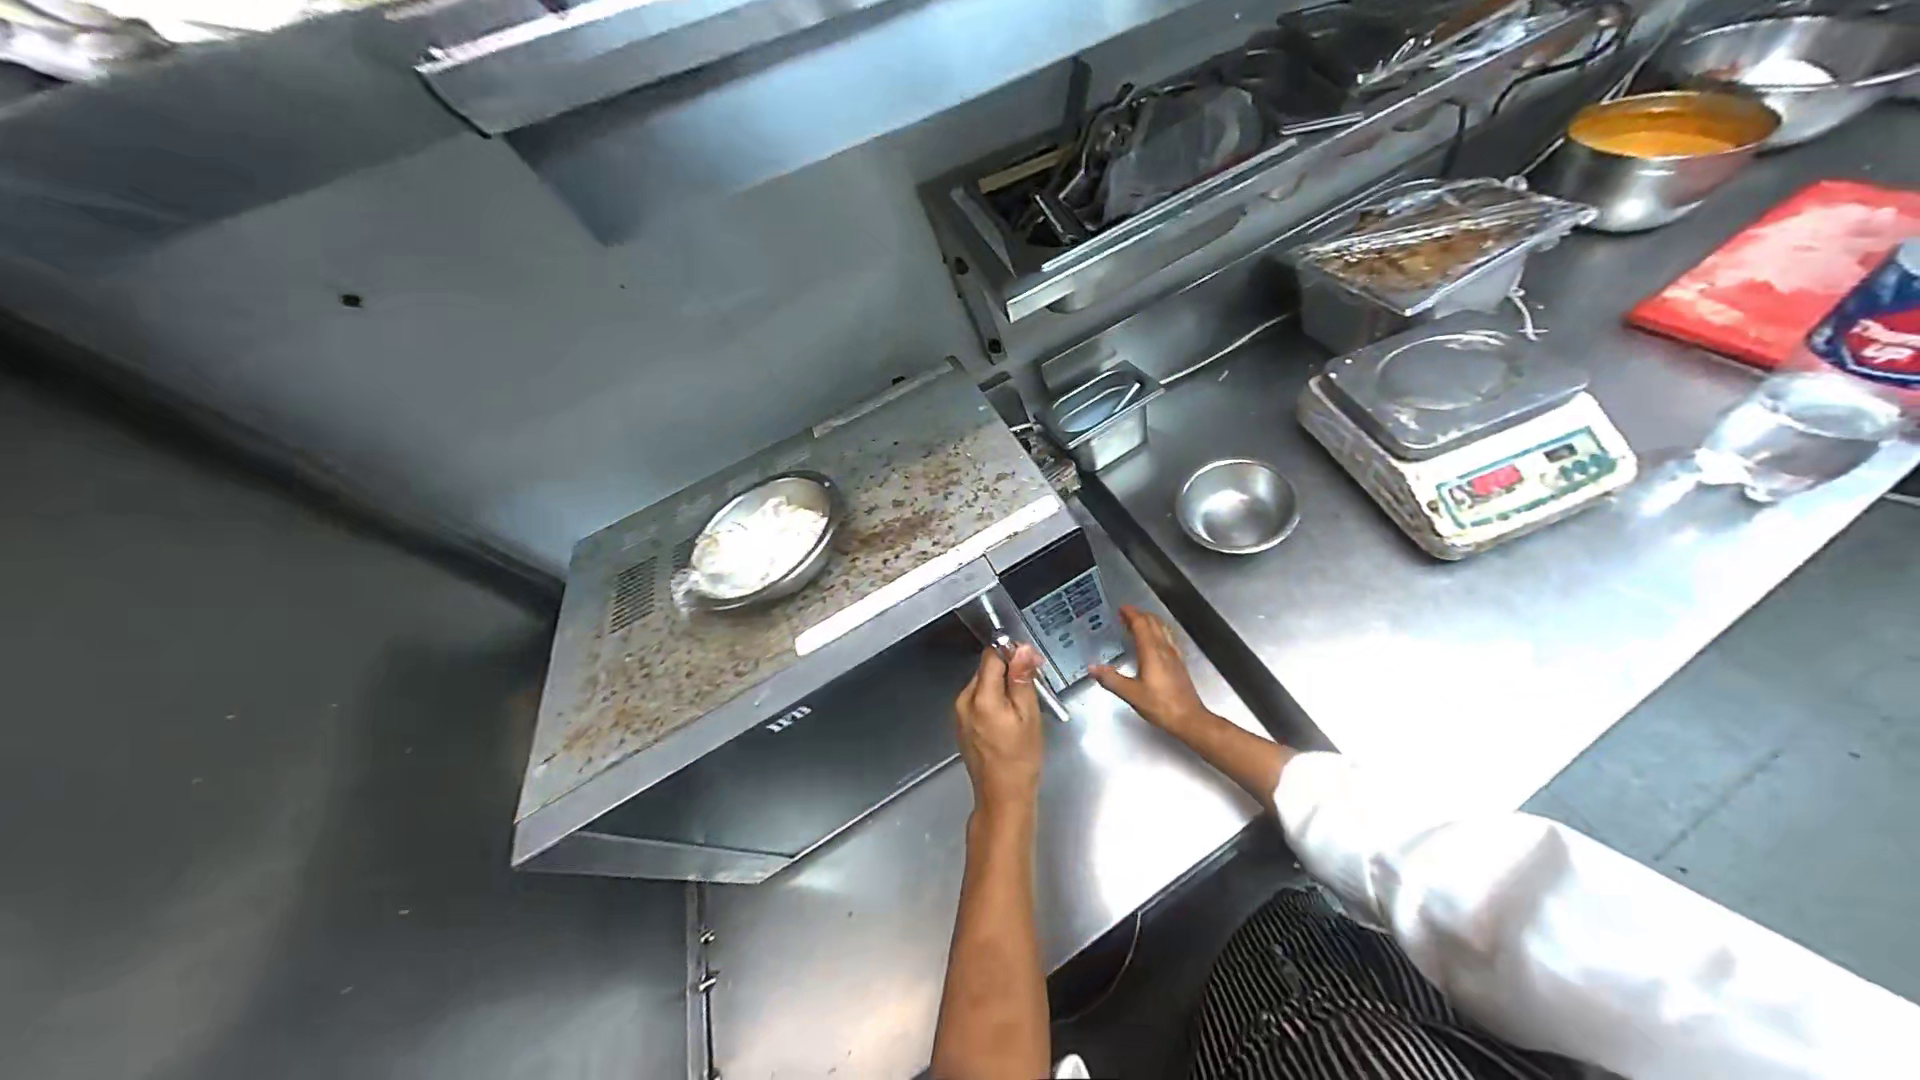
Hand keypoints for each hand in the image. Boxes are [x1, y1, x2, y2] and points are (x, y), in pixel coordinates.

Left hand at [954, 644, 1044, 811]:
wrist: (1002, 796)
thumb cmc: (1020, 758)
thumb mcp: (1029, 715)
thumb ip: (1022, 679)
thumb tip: (1022, 649)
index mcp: (981, 697)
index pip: (991, 656)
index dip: (1012, 654)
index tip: (1031, 664)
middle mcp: (964, 700)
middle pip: (986, 669)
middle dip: (1009, 670)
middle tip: (1032, 686)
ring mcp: (960, 713)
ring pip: (983, 684)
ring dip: (1002, 686)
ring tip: (1022, 706)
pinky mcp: (962, 723)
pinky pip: (978, 700)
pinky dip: (994, 700)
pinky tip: (1009, 717)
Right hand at [1091, 605, 1208, 734]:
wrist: (1189, 718)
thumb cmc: (1161, 706)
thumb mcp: (1131, 694)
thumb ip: (1111, 679)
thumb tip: (1093, 668)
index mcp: (1152, 652)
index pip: (1141, 625)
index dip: (1131, 614)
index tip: (1122, 608)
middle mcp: (1164, 650)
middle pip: (1153, 623)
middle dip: (1139, 615)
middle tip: (1126, 614)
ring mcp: (1174, 656)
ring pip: (1162, 630)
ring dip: (1150, 622)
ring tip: (1138, 623)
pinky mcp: (1179, 664)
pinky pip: (1167, 640)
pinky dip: (1158, 633)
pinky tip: (1155, 642)